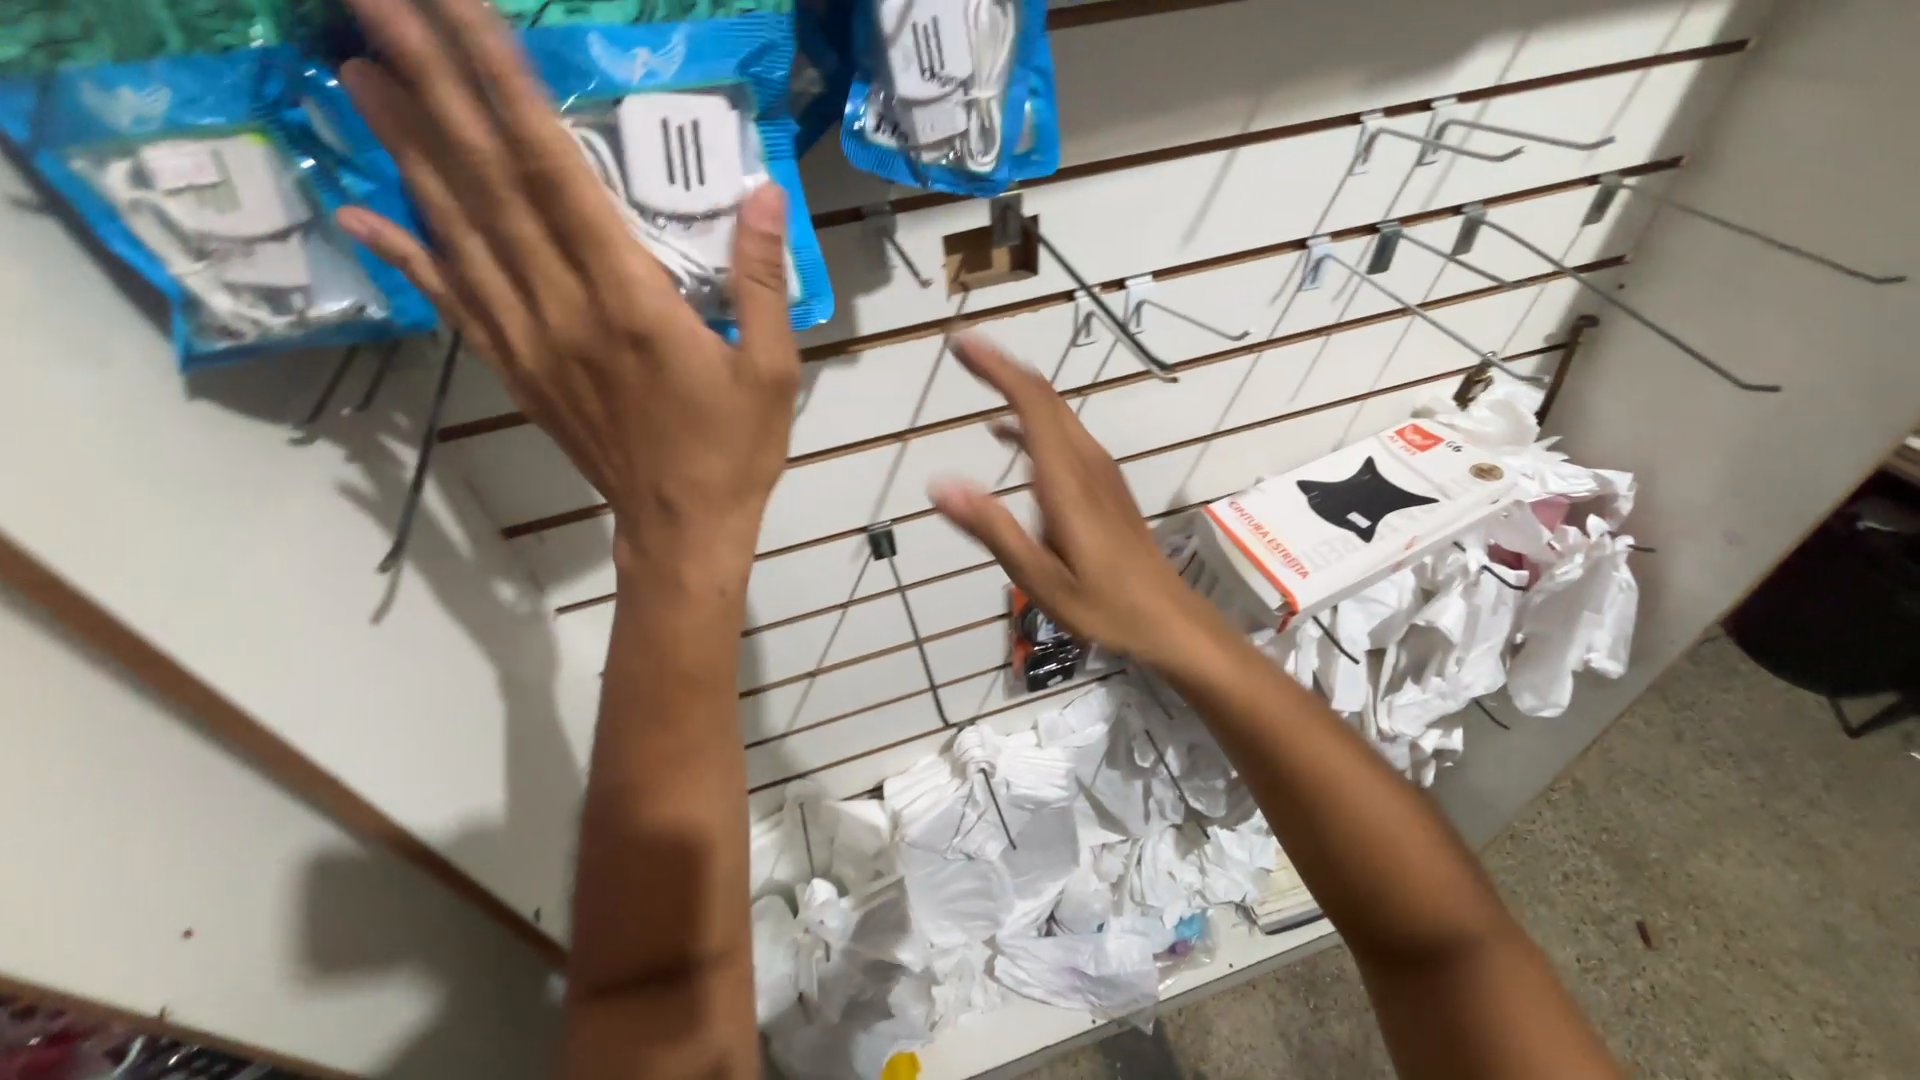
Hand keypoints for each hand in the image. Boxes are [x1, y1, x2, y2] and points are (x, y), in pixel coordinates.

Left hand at [332, 0, 798, 570]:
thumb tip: (763, 191)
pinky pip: (453, 303)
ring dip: (405, 148)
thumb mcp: (773, 368)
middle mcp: (563, 308)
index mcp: (632, 301)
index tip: (463, 14)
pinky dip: (406, 255)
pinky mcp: (515, 370)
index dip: (509, 88)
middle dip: (433, 86)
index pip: (558, 173)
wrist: (679, 530)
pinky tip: (362, 213)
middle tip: (378, 5)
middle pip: (489, 184)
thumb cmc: (734, 451)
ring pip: (457, 231)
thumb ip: (760, 279)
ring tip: (359, 70)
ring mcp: (528, 340)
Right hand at [929, 334, 1226, 667]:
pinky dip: (1032, 424)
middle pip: (1047, 399)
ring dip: (1019, 392)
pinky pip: (1065, 437)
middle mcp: (1087, 464)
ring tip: (979, 381)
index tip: (962, 345)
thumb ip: (991, 528)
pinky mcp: (1105, 487)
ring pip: (1058, 415)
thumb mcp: (1039, 579)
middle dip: (1004, 369)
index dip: (998, 368)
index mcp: (1067, 482)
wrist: (1169, 621)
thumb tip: (940, 486)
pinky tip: (1006, 438)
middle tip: (963, 352)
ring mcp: (1101, 474)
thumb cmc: (1104, 606)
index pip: (1033, 405)